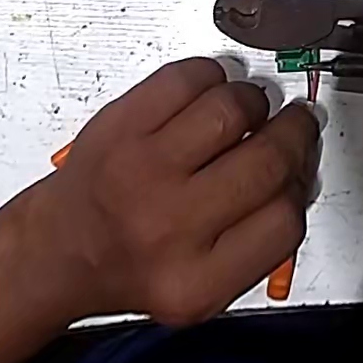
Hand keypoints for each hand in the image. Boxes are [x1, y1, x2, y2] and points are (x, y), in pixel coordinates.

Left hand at [12, 58, 319, 327]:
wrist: (61, 246)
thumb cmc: (134, 262)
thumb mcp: (202, 286)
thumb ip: (259, 241)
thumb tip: (301, 169)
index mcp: (196, 279)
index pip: (286, 220)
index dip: (301, 185)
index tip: (298, 168)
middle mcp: (168, 224)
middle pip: (267, 159)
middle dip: (293, 132)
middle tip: (293, 123)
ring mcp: (141, 168)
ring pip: (233, 109)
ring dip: (255, 100)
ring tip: (248, 109)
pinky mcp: (120, 125)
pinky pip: (187, 78)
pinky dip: (212, 76)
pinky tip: (209, 93)